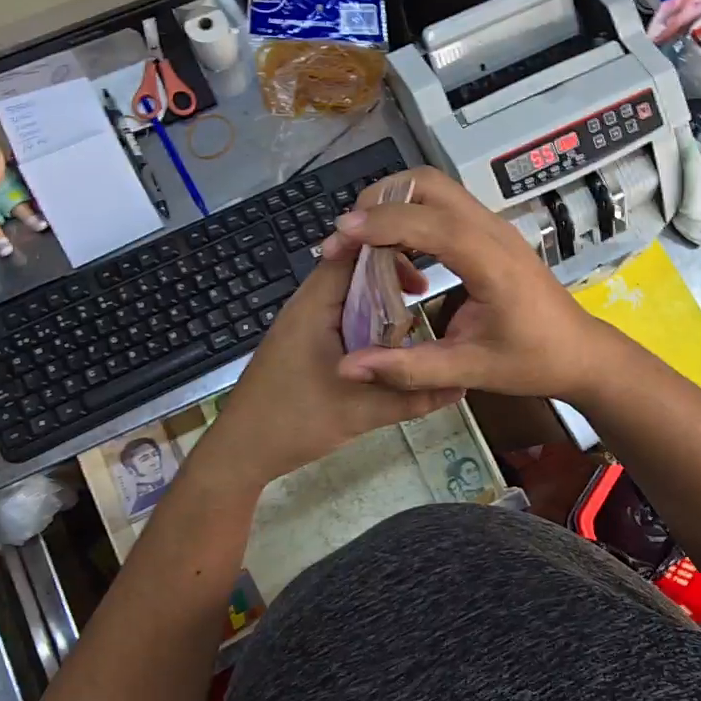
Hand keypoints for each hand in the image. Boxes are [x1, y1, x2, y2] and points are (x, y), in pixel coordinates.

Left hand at [189, 231, 462, 490]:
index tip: (426, 261)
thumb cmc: (292, 422)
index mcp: (315, 305)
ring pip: (349, 296)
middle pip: (354, 270)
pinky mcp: (304, 343)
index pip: (353, 251)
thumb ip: (411, 398)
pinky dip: (366, 321)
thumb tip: (460, 387)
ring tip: (414, 315)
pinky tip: (388, 343)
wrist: (240, 453)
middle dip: (390, 275)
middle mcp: (308, 305)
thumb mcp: (360, 412)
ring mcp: (304, 324)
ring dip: (379, 301)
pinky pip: (342, 317)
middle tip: (426, 290)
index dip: (389, 247)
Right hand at [334, 167, 628, 401]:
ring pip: (435, 188)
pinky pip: (443, 205)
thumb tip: (349, 368)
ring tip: (362, 240)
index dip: (383, 222)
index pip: (433, 223)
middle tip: (349, 235)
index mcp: (492, 263)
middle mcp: (493, 232)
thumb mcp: (469, 371)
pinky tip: (394, 249)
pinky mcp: (490, 231)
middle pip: (430, 184)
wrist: (579, 351)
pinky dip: (410, 213)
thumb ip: (409, 369)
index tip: (340, 236)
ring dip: (393, 202)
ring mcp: (493, 226)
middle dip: (381, 198)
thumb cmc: (532, 361)